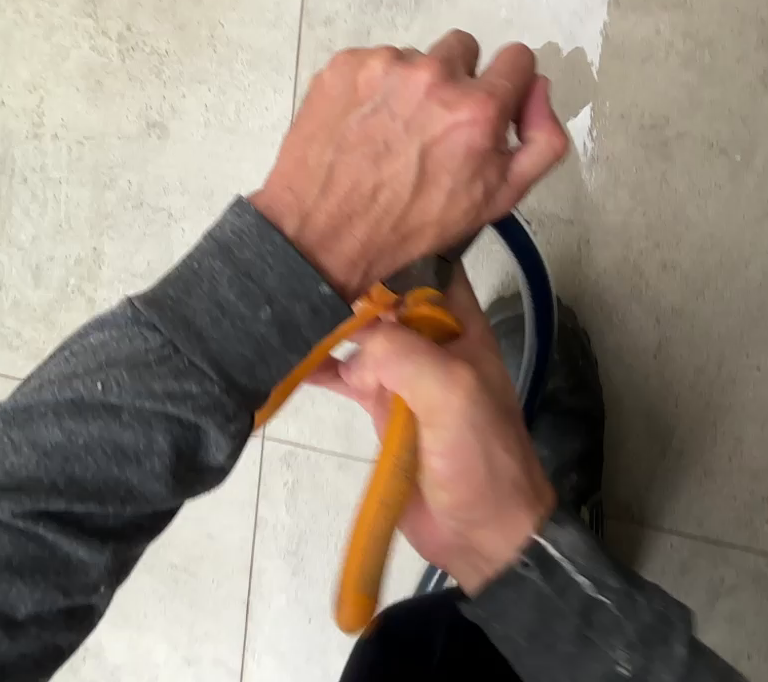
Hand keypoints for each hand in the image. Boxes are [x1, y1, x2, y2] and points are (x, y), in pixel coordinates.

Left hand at [251, 30, 569, 298]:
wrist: (323, 232)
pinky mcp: (346, 64)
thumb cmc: (414, 224)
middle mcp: (434, 74)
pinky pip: (376, 62)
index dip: (508, 83)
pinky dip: (375, 88)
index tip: (489, 106)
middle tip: (435, 125)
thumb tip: (539, 88)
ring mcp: (385, 64)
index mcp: (477, 108)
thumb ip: (542, 140)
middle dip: (458, 80)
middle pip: (465, 49)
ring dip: (413, 85)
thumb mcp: (499, 199)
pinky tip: (364, 125)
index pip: (518, 58)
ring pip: (416, 58)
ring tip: (392, 132)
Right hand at [311, 268, 554, 590]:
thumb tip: (356, 345)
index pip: (432, 270)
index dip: (400, 250)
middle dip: (355, 281)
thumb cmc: (480, 454)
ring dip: (332, 321)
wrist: (479, 532)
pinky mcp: (380, 405)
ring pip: (364, 334)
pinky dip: (320, 366)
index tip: (356, 235)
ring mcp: (405, 373)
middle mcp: (432, 341)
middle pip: (389, 297)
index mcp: (461, 326)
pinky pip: (345, 376)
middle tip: (307, 262)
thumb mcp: (452, 393)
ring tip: (287, 301)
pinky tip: (287, 354)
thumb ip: (405, 356)